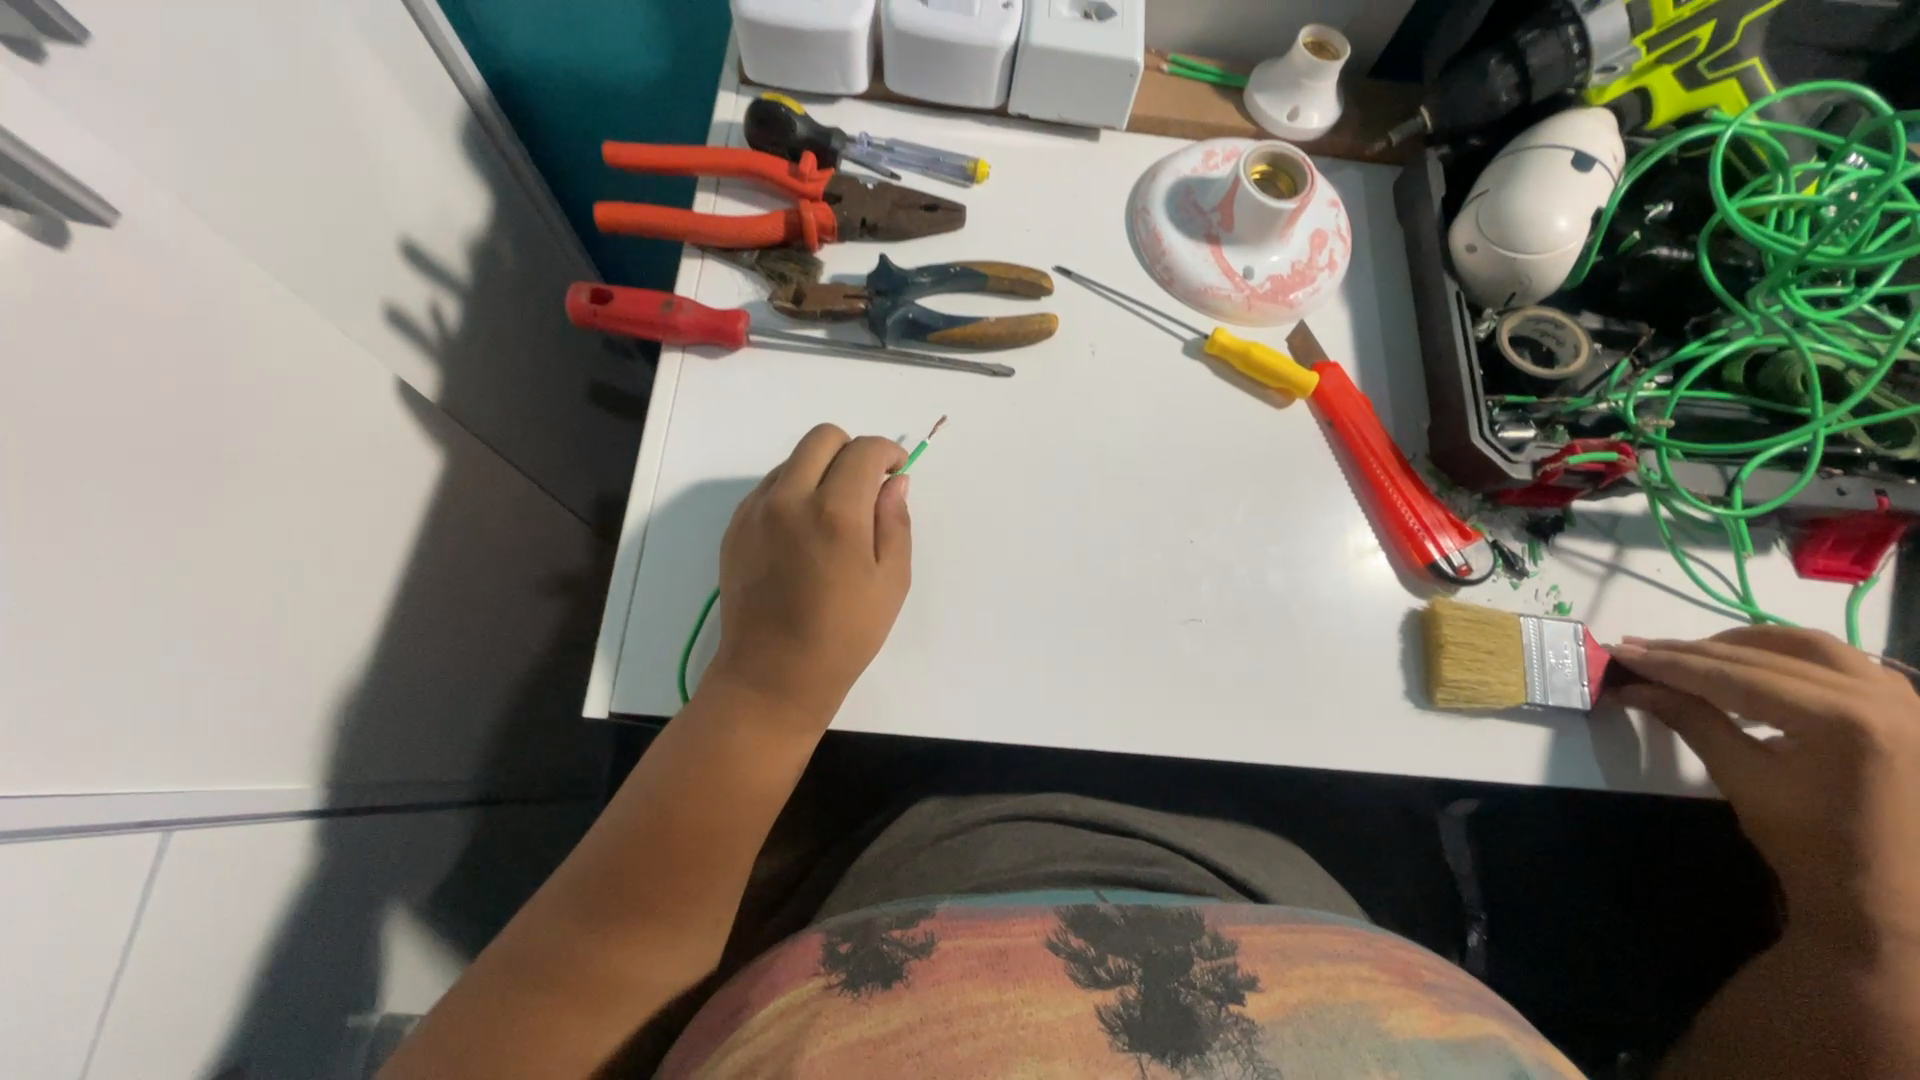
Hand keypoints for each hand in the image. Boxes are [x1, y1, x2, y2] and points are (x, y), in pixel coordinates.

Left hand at [705, 424, 912, 725]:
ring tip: (833, 516)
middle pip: (822, 437)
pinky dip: (793, 492)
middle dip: (852, 451)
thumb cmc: (844, 635)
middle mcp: (790, 499)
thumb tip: (894, 482)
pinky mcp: (736, 527)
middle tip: (866, 487)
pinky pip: (769, 487)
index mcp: (835, 513)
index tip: (896, 473)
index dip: (888, 454)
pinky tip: (804, 534)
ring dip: (820, 471)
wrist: (773, 674)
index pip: (864, 451)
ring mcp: (756, 511)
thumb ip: (895, 522)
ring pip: (793, 460)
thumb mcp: (891, 582)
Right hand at [1611, 627, 1919, 952]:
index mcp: (1845, 721)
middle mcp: (1883, 698)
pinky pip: (1842, 661)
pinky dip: (1789, 655)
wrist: (1887, 894)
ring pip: (1810, 645)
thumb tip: (1632, 686)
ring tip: (1693, 654)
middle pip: (1769, 654)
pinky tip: (1754, 667)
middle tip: (1640, 650)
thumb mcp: (1742, 778)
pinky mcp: (1907, 708)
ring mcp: (1905, 700)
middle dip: (1697, 652)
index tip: (1619, 652)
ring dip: (1745, 644)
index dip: (1671, 664)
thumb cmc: (1811, 844)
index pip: (1737, 676)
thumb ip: (1690, 720)